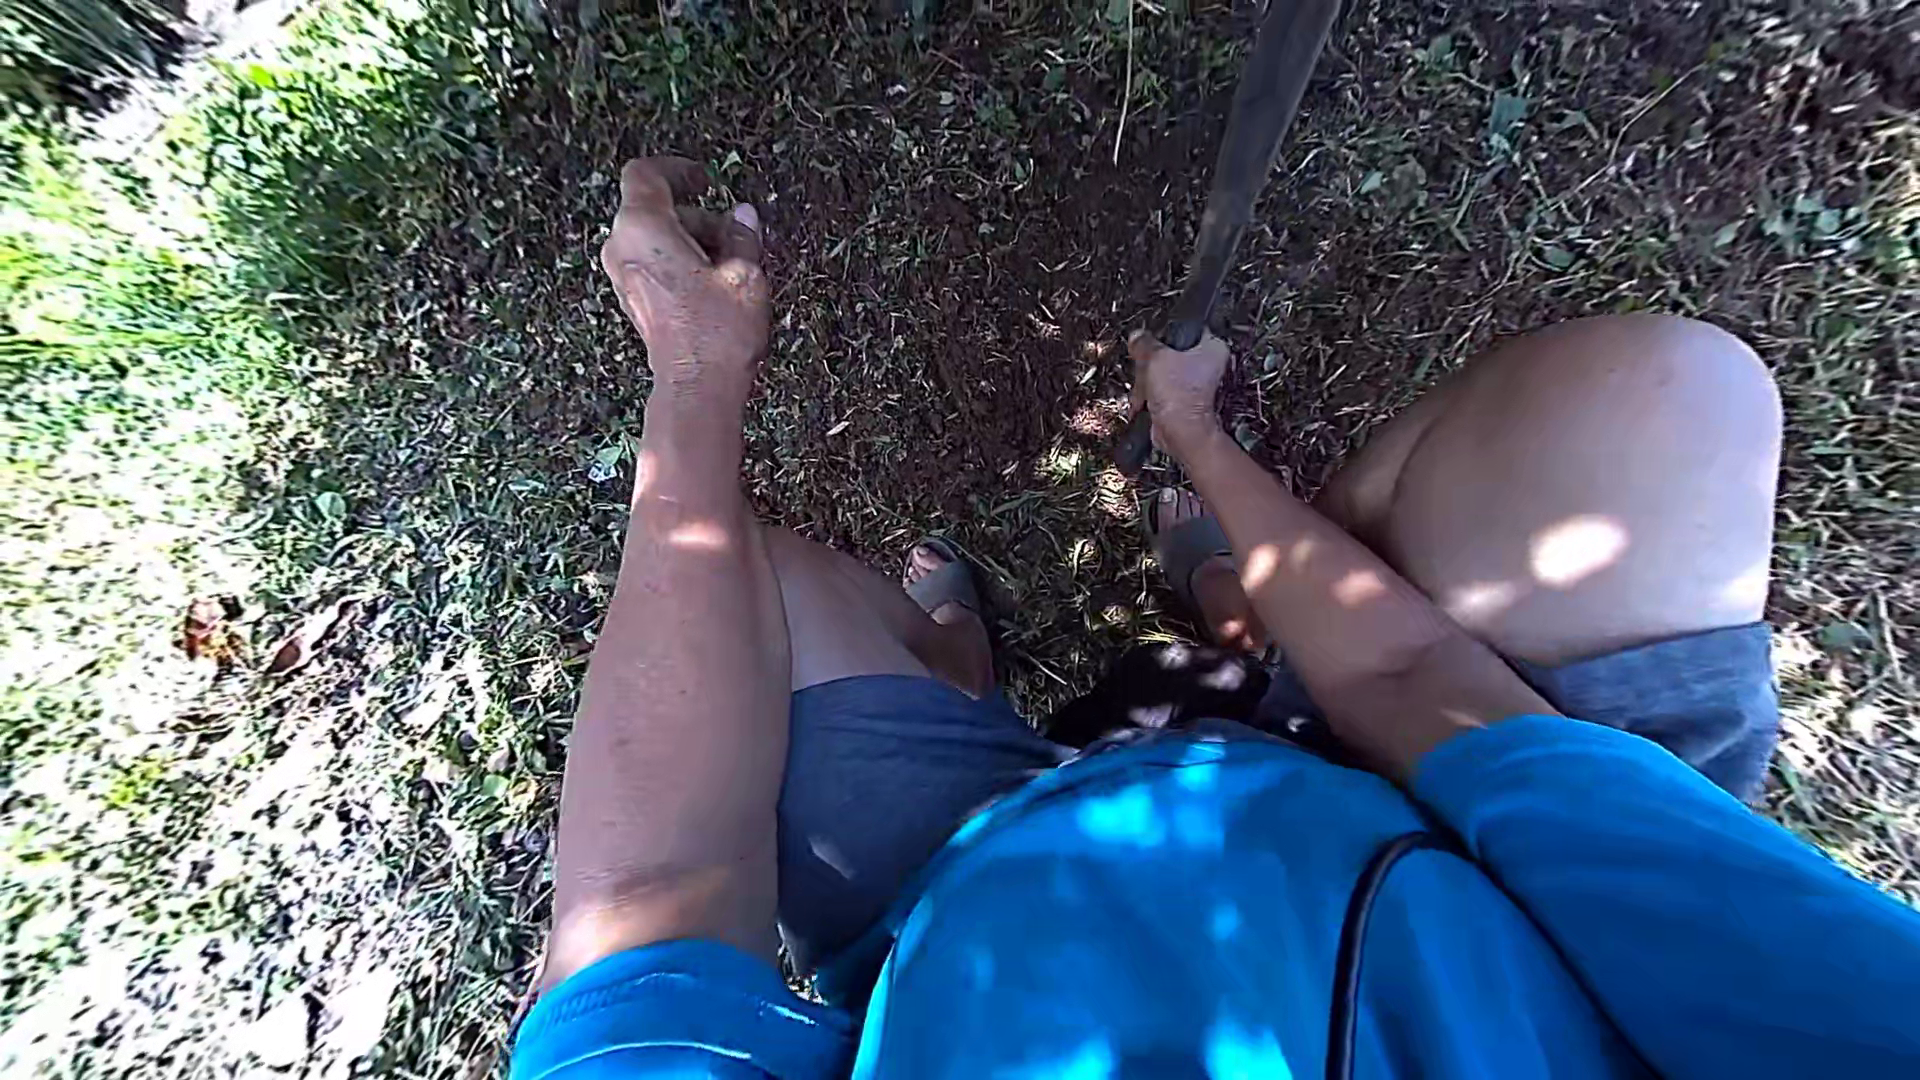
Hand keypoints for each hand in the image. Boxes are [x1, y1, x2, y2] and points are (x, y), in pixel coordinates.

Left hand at [601, 156, 768, 410]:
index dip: (678, 170)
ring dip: (694, 245)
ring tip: (733, 269)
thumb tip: (744, 215)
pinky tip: (716, 288)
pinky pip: (656, 268)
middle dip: (700, 219)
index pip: (647, 175)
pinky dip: (683, 266)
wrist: (698, 387)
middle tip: (738, 239)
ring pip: (657, 242)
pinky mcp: (635, 303)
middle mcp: (622, 248)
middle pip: (657, 212)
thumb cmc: (718, 333)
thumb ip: (743, 238)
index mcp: (643, 228)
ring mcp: (624, 278)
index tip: (705, 179)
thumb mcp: (745, 277)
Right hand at [1129, 328, 1228, 456]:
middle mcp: (1206, 365)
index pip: (1184, 330)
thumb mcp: (1155, 358)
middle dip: (1149, 366)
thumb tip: (1137, 336)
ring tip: (1144, 393)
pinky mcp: (1180, 400)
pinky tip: (1144, 402)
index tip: (1151, 342)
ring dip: (1145, 384)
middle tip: (1145, 372)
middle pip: (1167, 354)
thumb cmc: (1180, 396)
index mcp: (1211, 347)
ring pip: (1159, 373)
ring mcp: (1193, 384)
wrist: (1179, 432)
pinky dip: (1147, 396)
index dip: (1164, 335)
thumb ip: (1144, 343)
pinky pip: (1157, 390)